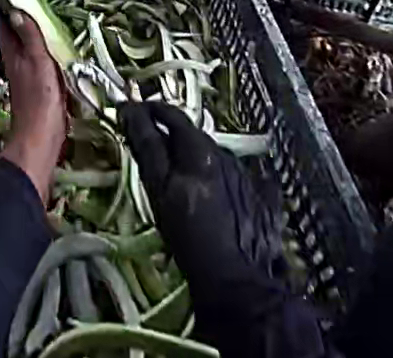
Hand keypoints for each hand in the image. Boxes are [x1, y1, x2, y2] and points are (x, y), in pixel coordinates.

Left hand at [0, 9, 65, 204]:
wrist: (41, 138)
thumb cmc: (40, 99)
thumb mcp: (38, 63)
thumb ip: (30, 37)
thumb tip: (15, 9)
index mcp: (12, 51)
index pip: (0, 20)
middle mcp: (14, 57)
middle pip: (8, 27)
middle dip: (8, 8)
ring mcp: (23, 69)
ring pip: (19, 38)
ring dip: (22, 22)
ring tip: (28, 5)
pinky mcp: (35, 80)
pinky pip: (33, 50)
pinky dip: (35, 38)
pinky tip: (44, 37)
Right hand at [121, 102, 287, 295]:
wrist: (237, 283)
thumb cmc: (189, 237)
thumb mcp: (158, 191)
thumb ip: (147, 148)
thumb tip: (132, 115)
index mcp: (199, 149)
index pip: (170, 115)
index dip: (148, 110)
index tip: (131, 111)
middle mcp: (223, 154)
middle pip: (191, 134)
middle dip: (169, 135)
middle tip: (150, 145)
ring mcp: (243, 175)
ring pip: (210, 155)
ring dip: (192, 157)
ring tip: (179, 176)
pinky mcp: (261, 197)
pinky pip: (231, 177)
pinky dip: (215, 178)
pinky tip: (210, 194)